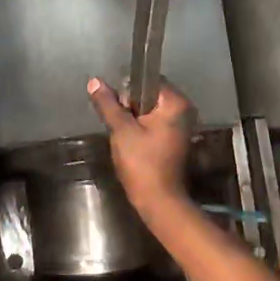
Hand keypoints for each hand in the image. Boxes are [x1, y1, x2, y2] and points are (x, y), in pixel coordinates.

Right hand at [87, 77, 195, 206]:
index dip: (129, 91)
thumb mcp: (121, 131)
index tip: (120, 110)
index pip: (149, 79)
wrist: (159, 200)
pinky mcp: (177, 138)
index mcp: (177, 102)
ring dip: (135, 119)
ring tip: (126, 136)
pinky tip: (134, 143)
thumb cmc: (142, 163)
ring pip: (151, 109)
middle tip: (122, 127)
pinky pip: (156, 122)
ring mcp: (182, 125)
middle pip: (150, 94)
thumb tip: (94, 81)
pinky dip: (143, 128)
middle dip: (131, 106)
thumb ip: (108, 104)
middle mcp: (185, 109)